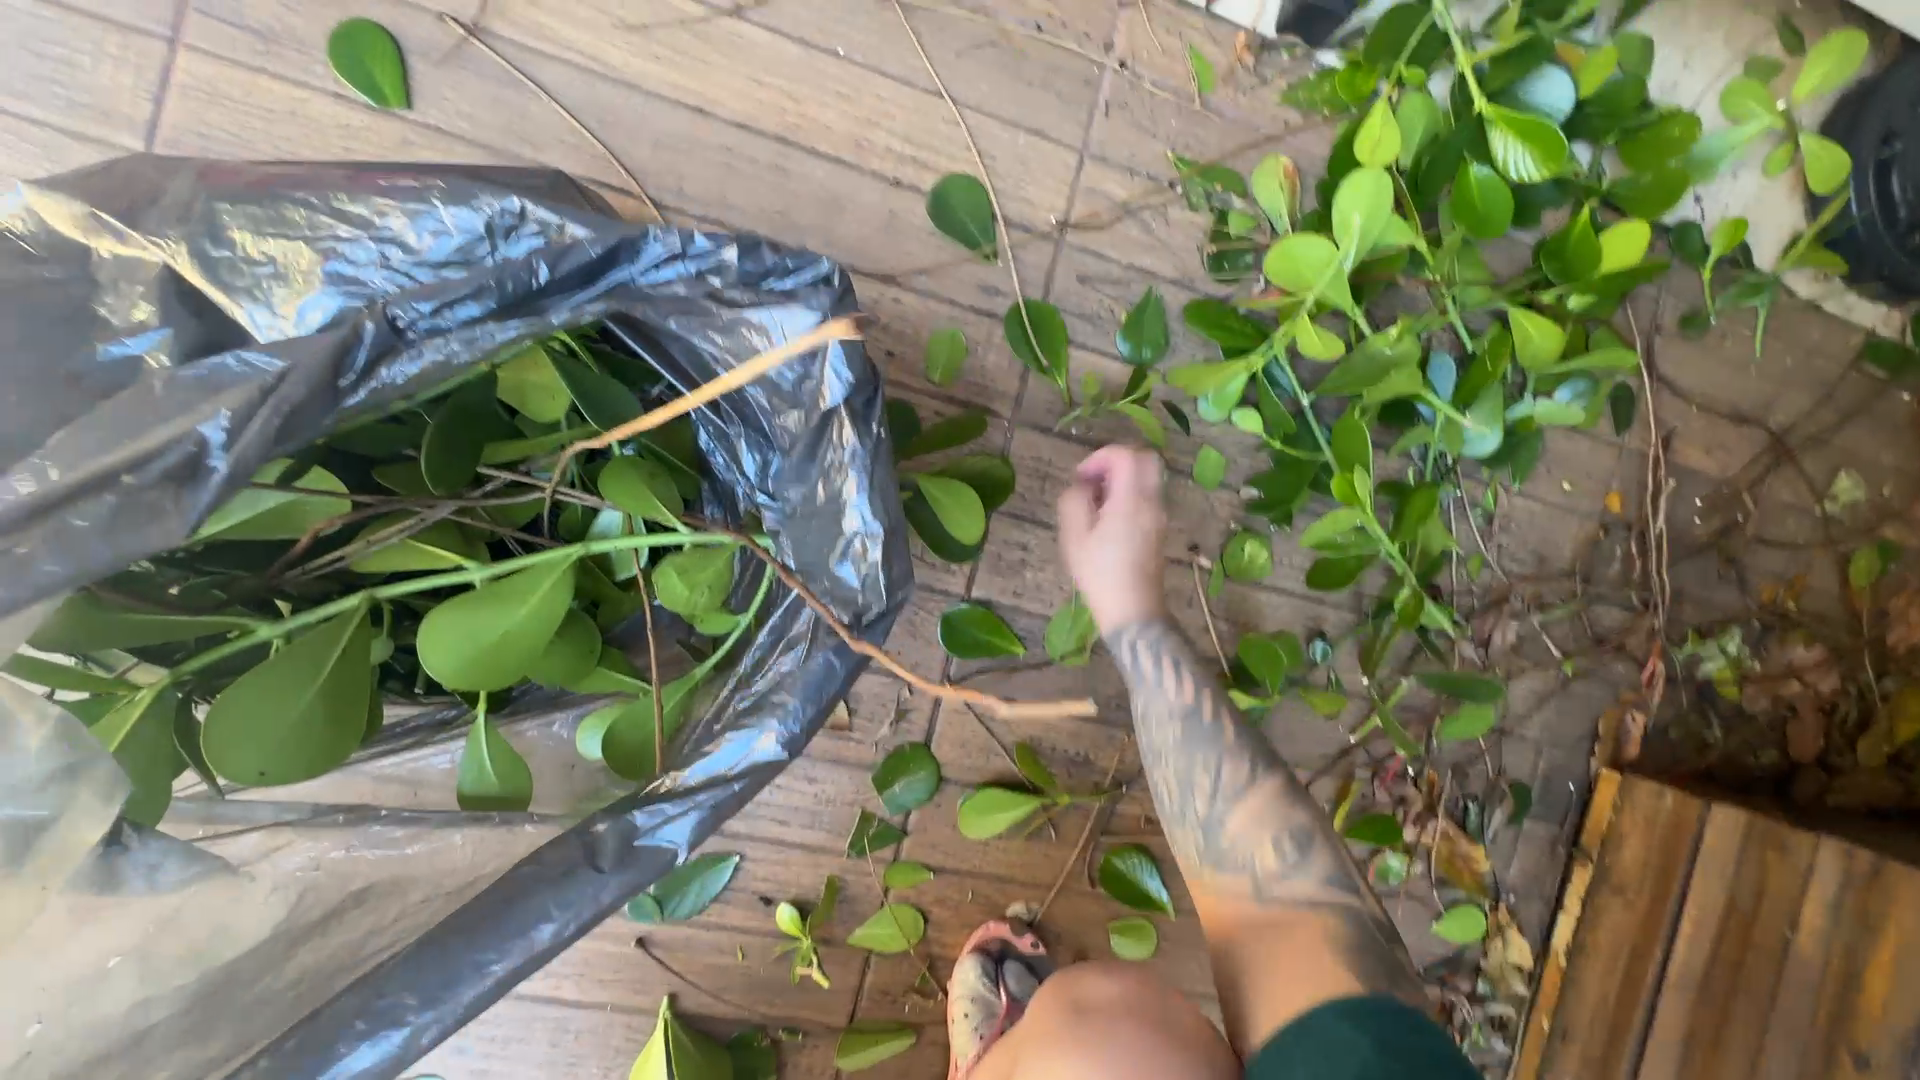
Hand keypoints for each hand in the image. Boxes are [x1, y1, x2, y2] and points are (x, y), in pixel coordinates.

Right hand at [1056, 445, 1166, 633]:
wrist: (1133, 610)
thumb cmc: (1100, 574)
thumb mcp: (1074, 537)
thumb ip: (1074, 501)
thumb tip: (1081, 487)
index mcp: (1132, 499)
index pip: (1125, 455)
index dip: (1099, 457)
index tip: (1081, 477)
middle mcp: (1152, 501)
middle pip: (1145, 459)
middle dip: (1116, 461)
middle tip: (1094, 480)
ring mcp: (1160, 515)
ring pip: (1148, 477)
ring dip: (1123, 478)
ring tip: (1097, 503)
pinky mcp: (1159, 528)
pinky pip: (1148, 496)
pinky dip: (1129, 494)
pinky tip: (1109, 518)